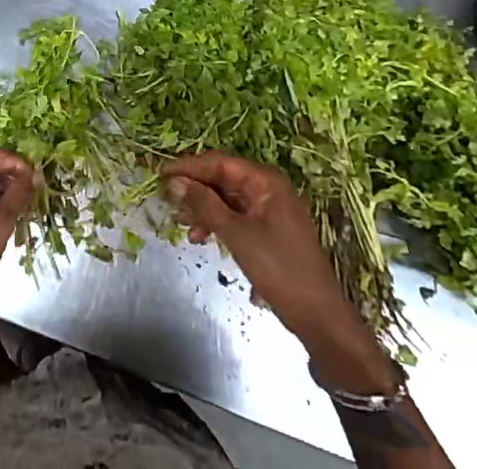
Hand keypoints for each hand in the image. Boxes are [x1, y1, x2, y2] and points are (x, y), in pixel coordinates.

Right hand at [164, 151, 400, 396]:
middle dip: (195, 190)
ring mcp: (268, 209)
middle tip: (168, 203)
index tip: (160, 175)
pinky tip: (199, 238)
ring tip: (182, 225)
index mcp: (265, 181)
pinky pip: (234, 215)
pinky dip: (215, 223)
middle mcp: (267, 188)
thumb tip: (175, 182)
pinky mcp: (266, 229)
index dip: (189, 167)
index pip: (219, 163)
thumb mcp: (237, 234)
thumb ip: (205, 205)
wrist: (316, 314)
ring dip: (202, 208)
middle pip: (222, 178)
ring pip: (226, 198)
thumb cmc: (279, 268)